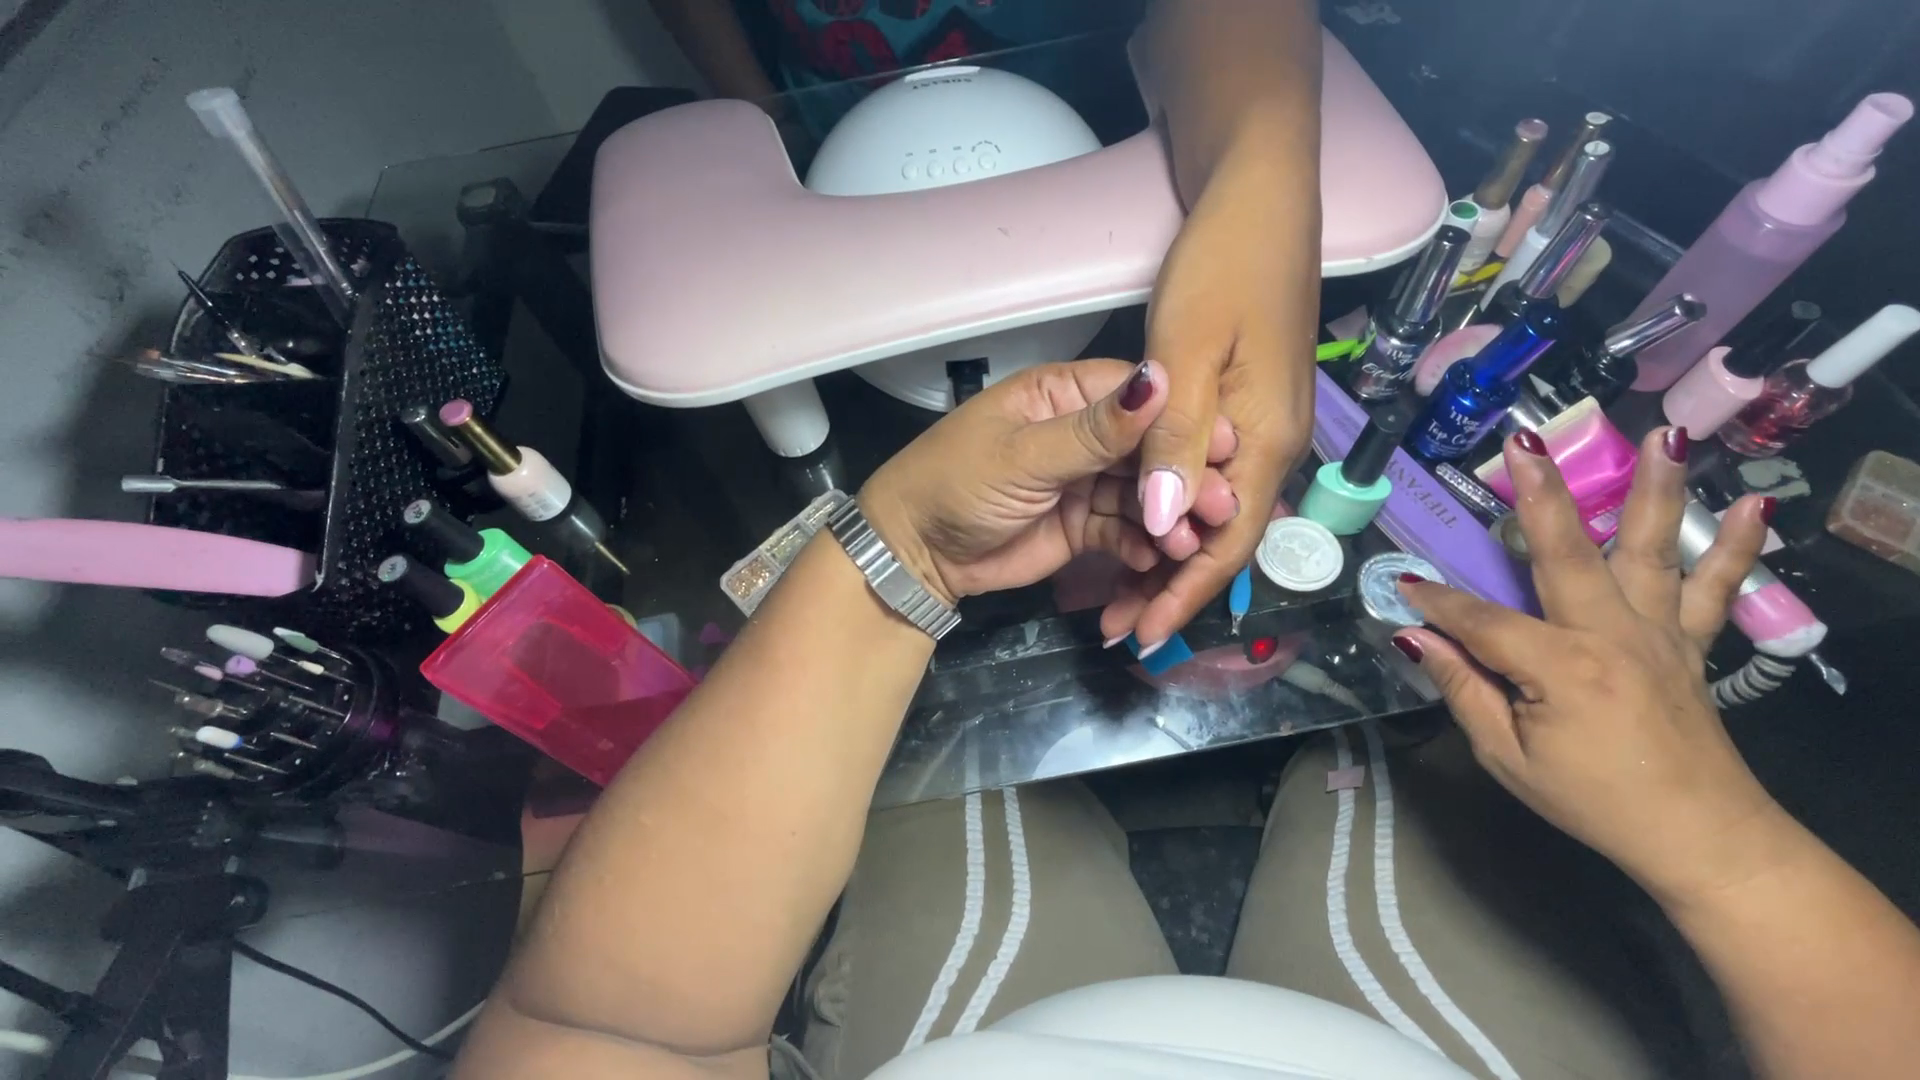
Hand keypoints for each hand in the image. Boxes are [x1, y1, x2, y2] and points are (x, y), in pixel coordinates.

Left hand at [860, 359, 1237, 609]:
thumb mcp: (1022, 455)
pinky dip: (1142, 546)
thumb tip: (1160, 379)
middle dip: (1181, 480)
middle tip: (1216, 508)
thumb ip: (1093, 430)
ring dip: (1166, 519)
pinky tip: (1156, 560)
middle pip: (1149, 450)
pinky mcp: (1084, 525)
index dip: (1180, 423)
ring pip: (1143, 495)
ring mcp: (1085, 481)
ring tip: (1185, 543)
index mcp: (1065, 395)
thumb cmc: (956, 485)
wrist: (916, 554)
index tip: (1223, 449)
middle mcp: (1084, 433)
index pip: (1138, 397)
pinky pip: (1125, 531)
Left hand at [1121, 138, 1320, 647]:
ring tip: (1116, 611)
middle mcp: (1253, 441)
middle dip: (1168, 586)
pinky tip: (1124, 552)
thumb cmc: (1222, 263)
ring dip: (1156, 564)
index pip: (1225, 533)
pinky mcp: (1211, 411)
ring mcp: (1230, 428)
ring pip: (1192, 518)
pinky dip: (1155, 520)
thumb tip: (1171, 521)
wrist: (1252, 192)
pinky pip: (1181, 484)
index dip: (1186, 587)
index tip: (1147, 631)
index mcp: (1258, 430)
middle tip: (1123, 630)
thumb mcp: (1188, 347)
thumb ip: (1165, 436)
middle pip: (1210, 535)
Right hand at [1392, 427, 1785, 902]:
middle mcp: (1613, 635)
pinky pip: (1715, 589)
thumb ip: (1462, 688)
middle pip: (1567, 553)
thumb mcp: (1506, 756)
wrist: (1702, 837)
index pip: (1480, 618)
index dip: (1435, 602)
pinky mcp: (1690, 644)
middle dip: (1539, 495)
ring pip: (1653, 551)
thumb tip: (1414, 636)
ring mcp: (1659, 634)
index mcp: (1561, 666)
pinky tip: (1754, 505)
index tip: (1401, 587)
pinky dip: (1736, 547)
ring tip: (1661, 437)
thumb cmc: (1592, 801)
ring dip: (1655, 491)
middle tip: (1523, 442)